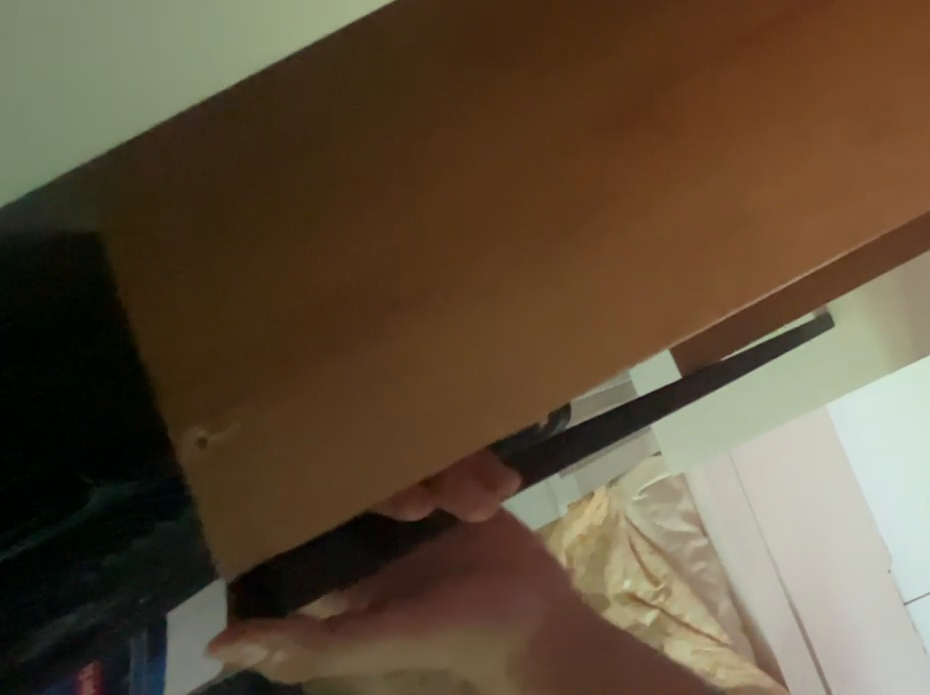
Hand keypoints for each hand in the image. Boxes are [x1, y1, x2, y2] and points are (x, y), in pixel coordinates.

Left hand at [208, 452, 579, 686]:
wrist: (536, 618)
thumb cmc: (457, 634)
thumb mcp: (382, 641)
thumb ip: (311, 643)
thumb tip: (217, 642)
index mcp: (346, 575)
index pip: (315, 525)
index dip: (326, 502)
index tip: (349, 487)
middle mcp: (381, 540)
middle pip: (375, 484)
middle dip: (405, 485)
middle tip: (432, 505)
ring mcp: (430, 516)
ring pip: (426, 466)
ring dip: (458, 477)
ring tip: (485, 503)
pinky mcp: (471, 497)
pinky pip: (468, 462)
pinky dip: (486, 470)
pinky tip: (504, 490)